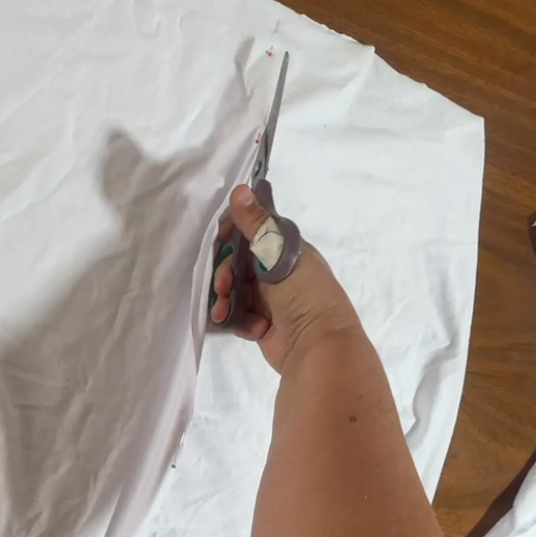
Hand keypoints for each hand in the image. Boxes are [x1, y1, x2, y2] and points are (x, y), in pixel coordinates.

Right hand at [208, 184, 361, 370]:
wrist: (318, 347)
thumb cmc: (304, 295)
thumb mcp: (278, 256)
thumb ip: (256, 225)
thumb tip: (239, 189)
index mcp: (287, 250)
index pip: (251, 233)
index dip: (231, 237)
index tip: (218, 243)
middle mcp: (277, 272)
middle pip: (236, 264)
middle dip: (223, 274)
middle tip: (222, 287)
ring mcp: (269, 299)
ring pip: (234, 291)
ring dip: (225, 300)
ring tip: (224, 311)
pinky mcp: (262, 323)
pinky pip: (239, 315)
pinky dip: (238, 320)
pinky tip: (249, 328)